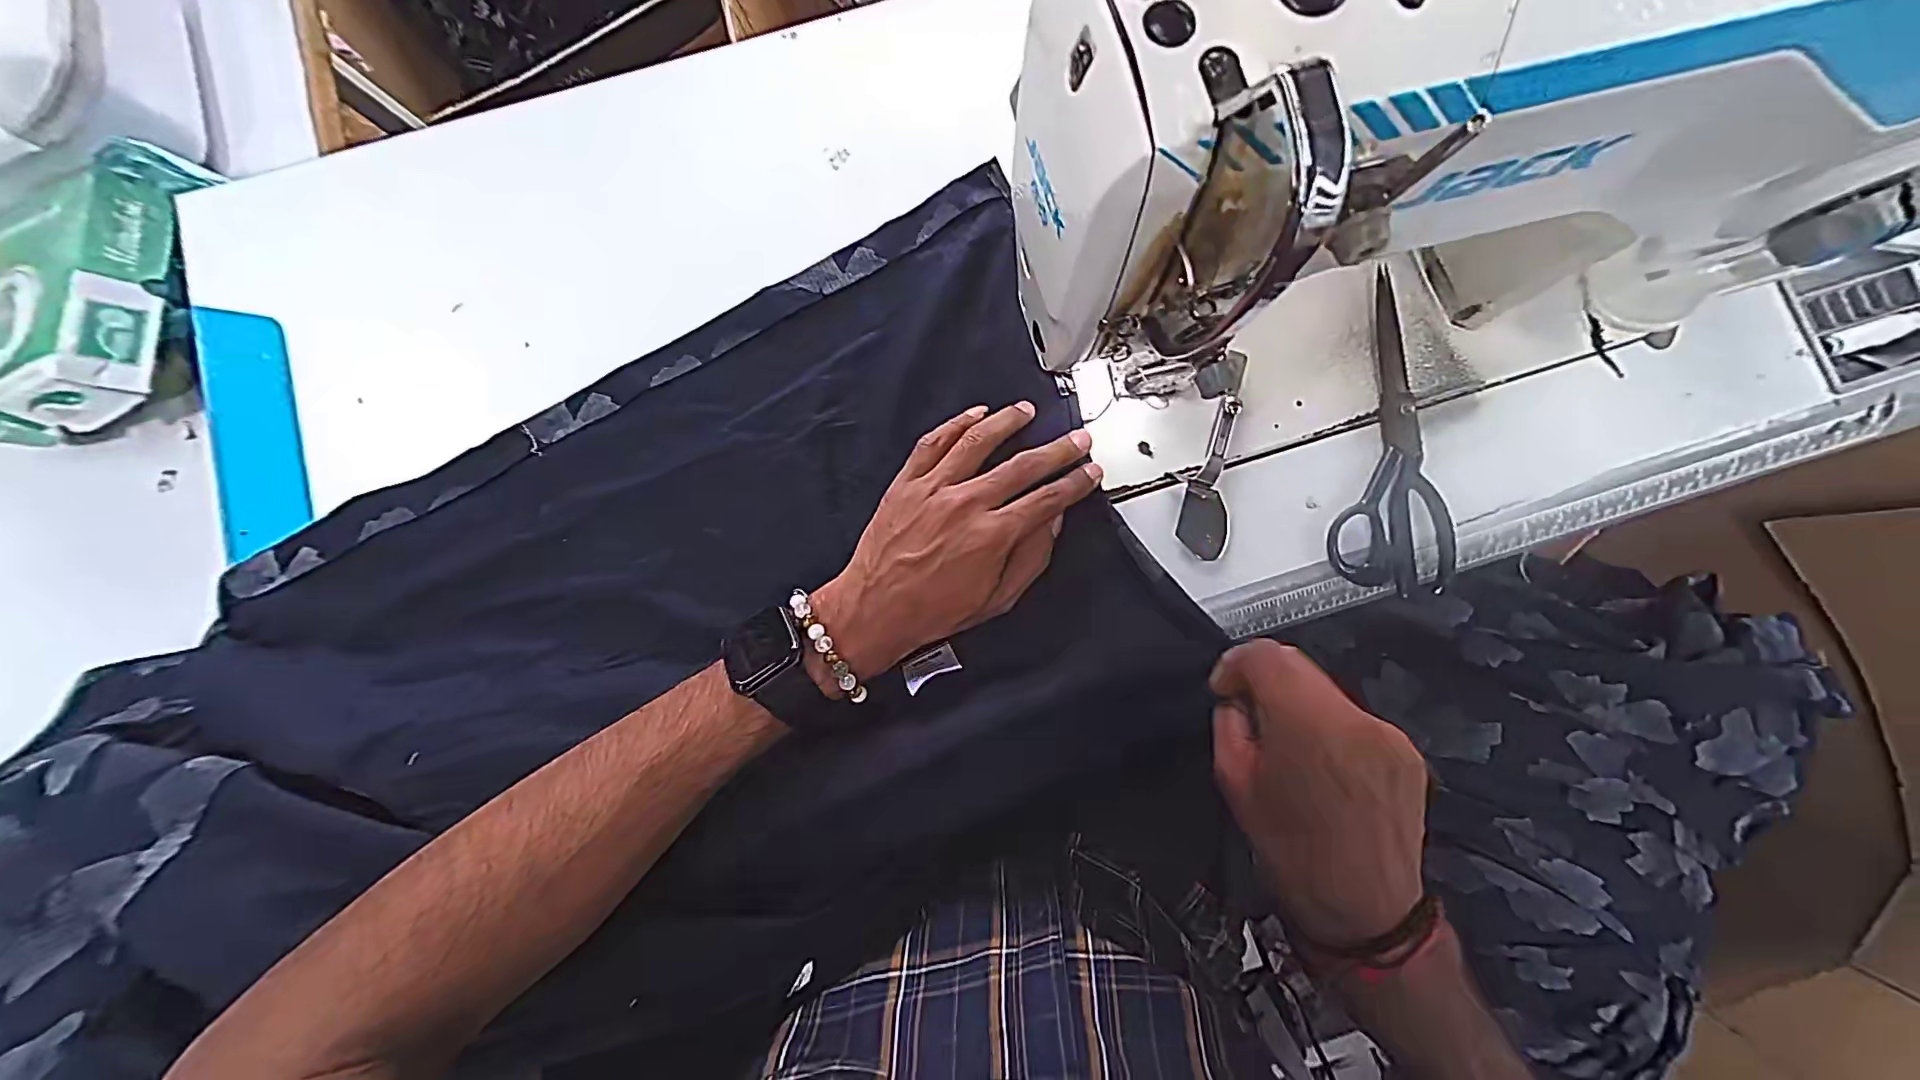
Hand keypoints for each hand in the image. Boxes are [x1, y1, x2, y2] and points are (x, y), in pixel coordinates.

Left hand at [809, 402, 1102, 679]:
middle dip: (1057, 450)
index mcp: (992, 536)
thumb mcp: (995, 599)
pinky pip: (934, 442)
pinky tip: (974, 415)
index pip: (1047, 498)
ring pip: (978, 440)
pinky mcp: (907, 483)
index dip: (1075, 482)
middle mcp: (965, 505)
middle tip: (1075, 440)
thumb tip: (1051, 524)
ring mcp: (933, 489)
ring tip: (1026, 412)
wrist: (874, 609)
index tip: (1088, 473)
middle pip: (1023, 464)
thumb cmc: (930, 610)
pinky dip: (957, 424)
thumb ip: (1030, 558)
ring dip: (1008, 422)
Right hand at [1210, 640, 1428, 946]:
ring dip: (1298, 702)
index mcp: (1307, 727)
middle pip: (1297, 664)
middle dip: (1265, 680)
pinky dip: (1328, 725)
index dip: (1236, 662)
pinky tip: (1320, 761)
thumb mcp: (1235, 782)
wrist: (1366, 908)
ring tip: (1286, 744)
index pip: (1266, 655)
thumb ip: (1230, 724)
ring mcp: (1387, 734)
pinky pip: (1352, 716)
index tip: (1227, 687)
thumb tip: (1237, 698)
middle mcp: (1355, 721)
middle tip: (1248, 710)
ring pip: (1325, 689)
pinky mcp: (1406, 750)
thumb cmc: (1293, 852)